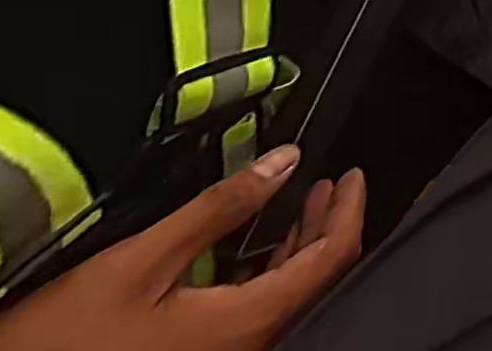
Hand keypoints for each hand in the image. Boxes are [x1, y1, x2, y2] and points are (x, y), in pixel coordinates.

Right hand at [0, 145, 364, 350]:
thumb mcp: (136, 266)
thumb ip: (220, 208)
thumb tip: (284, 159)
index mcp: (250, 321)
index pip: (335, 252)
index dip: (350, 207)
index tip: (354, 176)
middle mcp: (247, 344)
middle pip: (315, 272)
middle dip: (325, 222)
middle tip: (329, 184)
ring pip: (282, 292)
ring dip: (294, 244)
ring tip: (298, 203)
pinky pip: (248, 312)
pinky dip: (260, 273)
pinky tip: (249, 250)